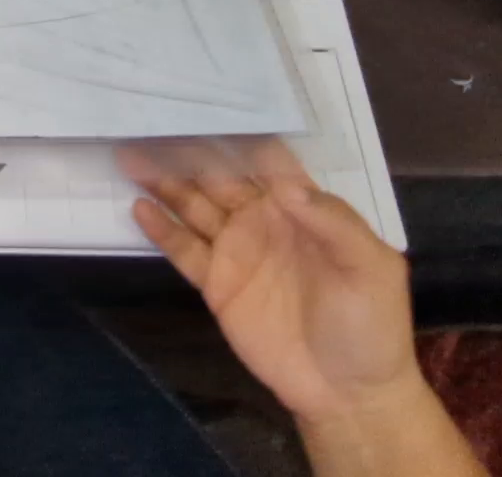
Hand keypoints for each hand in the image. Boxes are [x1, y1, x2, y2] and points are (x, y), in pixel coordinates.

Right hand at [120, 140, 421, 423]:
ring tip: (130, 156)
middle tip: (150, 122)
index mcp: (300, 208)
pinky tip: (139, 207)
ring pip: (192, 204)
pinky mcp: (214, 281)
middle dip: (185, 151)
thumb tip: (284, 185)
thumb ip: (333, 224)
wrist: (347, 395)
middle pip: (216, 176)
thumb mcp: (371, 270)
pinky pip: (182, 248)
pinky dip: (160, 228)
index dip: (238, 133)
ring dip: (162, 181)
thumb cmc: (370, 325)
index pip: (264, 160)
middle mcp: (261, 219)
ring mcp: (234, 249)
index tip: (207, 105)